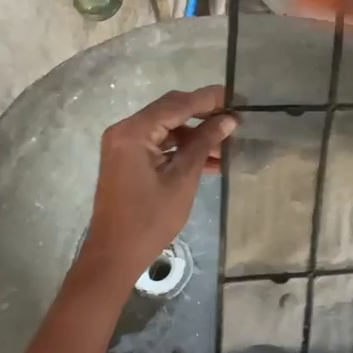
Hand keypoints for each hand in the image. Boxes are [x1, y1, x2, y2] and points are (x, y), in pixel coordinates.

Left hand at [80, 85, 237, 282]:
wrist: (114, 255)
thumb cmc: (149, 219)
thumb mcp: (182, 179)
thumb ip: (203, 144)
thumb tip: (229, 119)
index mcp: (134, 132)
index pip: (177, 104)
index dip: (209, 99)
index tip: (237, 97)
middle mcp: (125, 131)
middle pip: (170, 111)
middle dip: (203, 114)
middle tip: (235, 118)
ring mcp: (123, 145)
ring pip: (166, 128)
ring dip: (194, 135)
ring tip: (226, 144)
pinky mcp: (126, 159)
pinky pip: (158, 144)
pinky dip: (180, 148)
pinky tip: (208, 160)